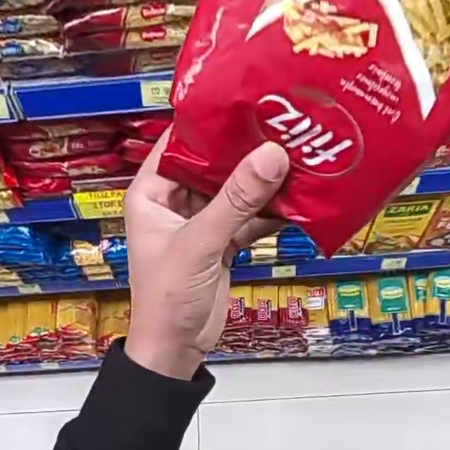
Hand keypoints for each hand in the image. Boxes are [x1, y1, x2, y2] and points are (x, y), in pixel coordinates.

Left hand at [122, 134, 288, 378]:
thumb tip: (271, 155)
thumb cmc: (167, 297)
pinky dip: (269, 212)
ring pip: (235, 192)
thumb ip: (236, 201)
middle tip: (283, 124)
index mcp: (152, 193)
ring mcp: (202, 223)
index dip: (210, 122)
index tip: (248, 101)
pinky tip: (296, 198)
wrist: (176, 348)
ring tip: (298, 154)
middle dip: (245, 150)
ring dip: (262, 181)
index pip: (179, 143)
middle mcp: (175, 203)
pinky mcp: (222, 243)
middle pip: (213, 165)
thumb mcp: (199, 243)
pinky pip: (248, 218)